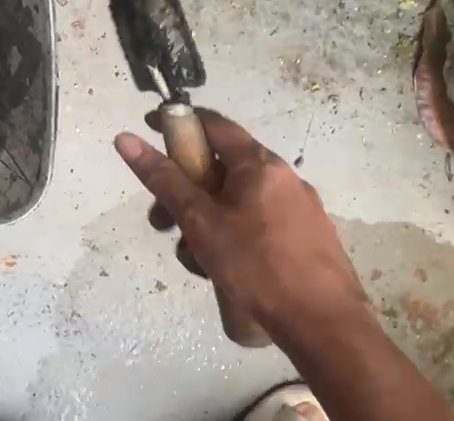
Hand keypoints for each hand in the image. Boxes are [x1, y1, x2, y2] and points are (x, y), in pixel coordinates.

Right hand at [114, 111, 372, 346]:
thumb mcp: (198, 220)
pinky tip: (220, 266)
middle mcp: (284, 179)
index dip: (177, 122)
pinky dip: (230, 232)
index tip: (148, 129)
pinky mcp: (308, 241)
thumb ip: (162, 177)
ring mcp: (300, 211)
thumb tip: (125, 138)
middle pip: (220, 167)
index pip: (213, 123)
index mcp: (260, 165)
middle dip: (182, 188)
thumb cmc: (257, 265)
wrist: (328, 331)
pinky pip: (256, 222)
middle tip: (161, 219)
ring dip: (203, 218)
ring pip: (235, 199)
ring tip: (192, 255)